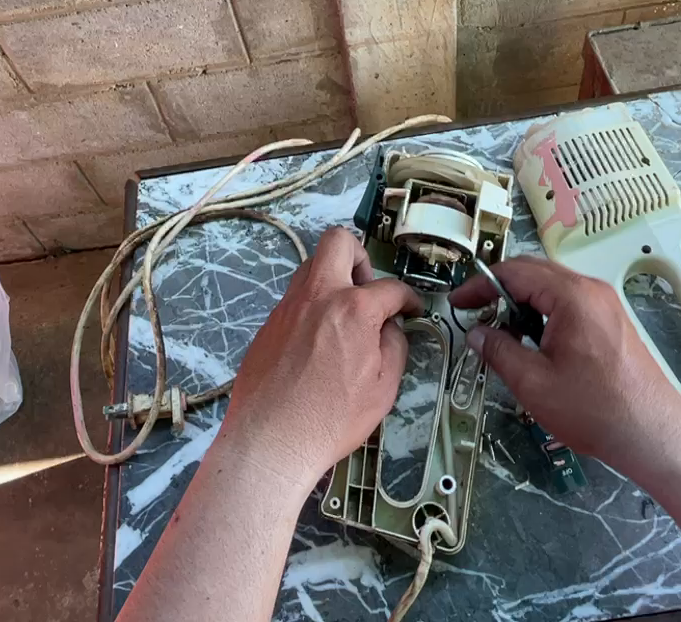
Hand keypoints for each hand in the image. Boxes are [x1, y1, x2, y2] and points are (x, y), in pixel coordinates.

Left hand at [218, 227, 421, 492]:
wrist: (270, 440)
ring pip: (312, 265)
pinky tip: (319, 341)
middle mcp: (318, 295)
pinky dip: (313, 306)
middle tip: (367, 290)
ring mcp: (289, 305)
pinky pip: (296, 297)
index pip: (391, 287)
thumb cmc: (329, 419)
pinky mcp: (270, 322)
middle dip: (360, 256)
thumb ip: (395, 347)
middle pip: (339, 241)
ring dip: (333, 279)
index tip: (410, 309)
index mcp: (353, 309)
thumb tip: (391, 328)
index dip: (408, 298)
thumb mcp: (383, 388)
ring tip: (344, 316)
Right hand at [451, 257, 680, 471]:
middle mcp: (591, 289)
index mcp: (571, 296)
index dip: (481, 284)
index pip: (515, 272)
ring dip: (522, 299)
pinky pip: (569, 300)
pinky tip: (534, 338)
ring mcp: (606, 303)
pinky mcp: (613, 320)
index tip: (458, 302)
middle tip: (474, 310)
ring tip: (501, 328)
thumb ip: (499, 351)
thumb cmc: (594, 409)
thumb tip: (477, 333)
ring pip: (552, 286)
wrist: (656, 436)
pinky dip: (544, 309)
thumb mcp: (534, 383)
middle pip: (534, 271)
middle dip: (500, 287)